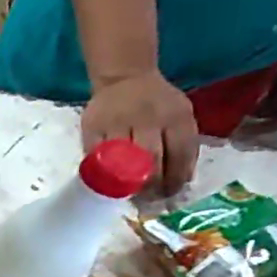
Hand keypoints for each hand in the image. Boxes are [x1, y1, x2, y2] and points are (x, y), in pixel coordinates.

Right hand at [83, 70, 198, 194]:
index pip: (179, 154)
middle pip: (151, 161)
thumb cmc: (156, 103)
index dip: (175, 180)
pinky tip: (108, 179)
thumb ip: (184, 145)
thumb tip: (183, 181)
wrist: (124, 78)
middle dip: (151, 185)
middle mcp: (148, 117)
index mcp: (176, 116)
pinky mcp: (92, 128)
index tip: (169, 194)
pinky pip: (96, 158)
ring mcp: (117, 122)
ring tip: (129, 192)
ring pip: (122, 162)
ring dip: (126, 183)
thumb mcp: (179, 116)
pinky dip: (102, 172)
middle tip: (148, 198)